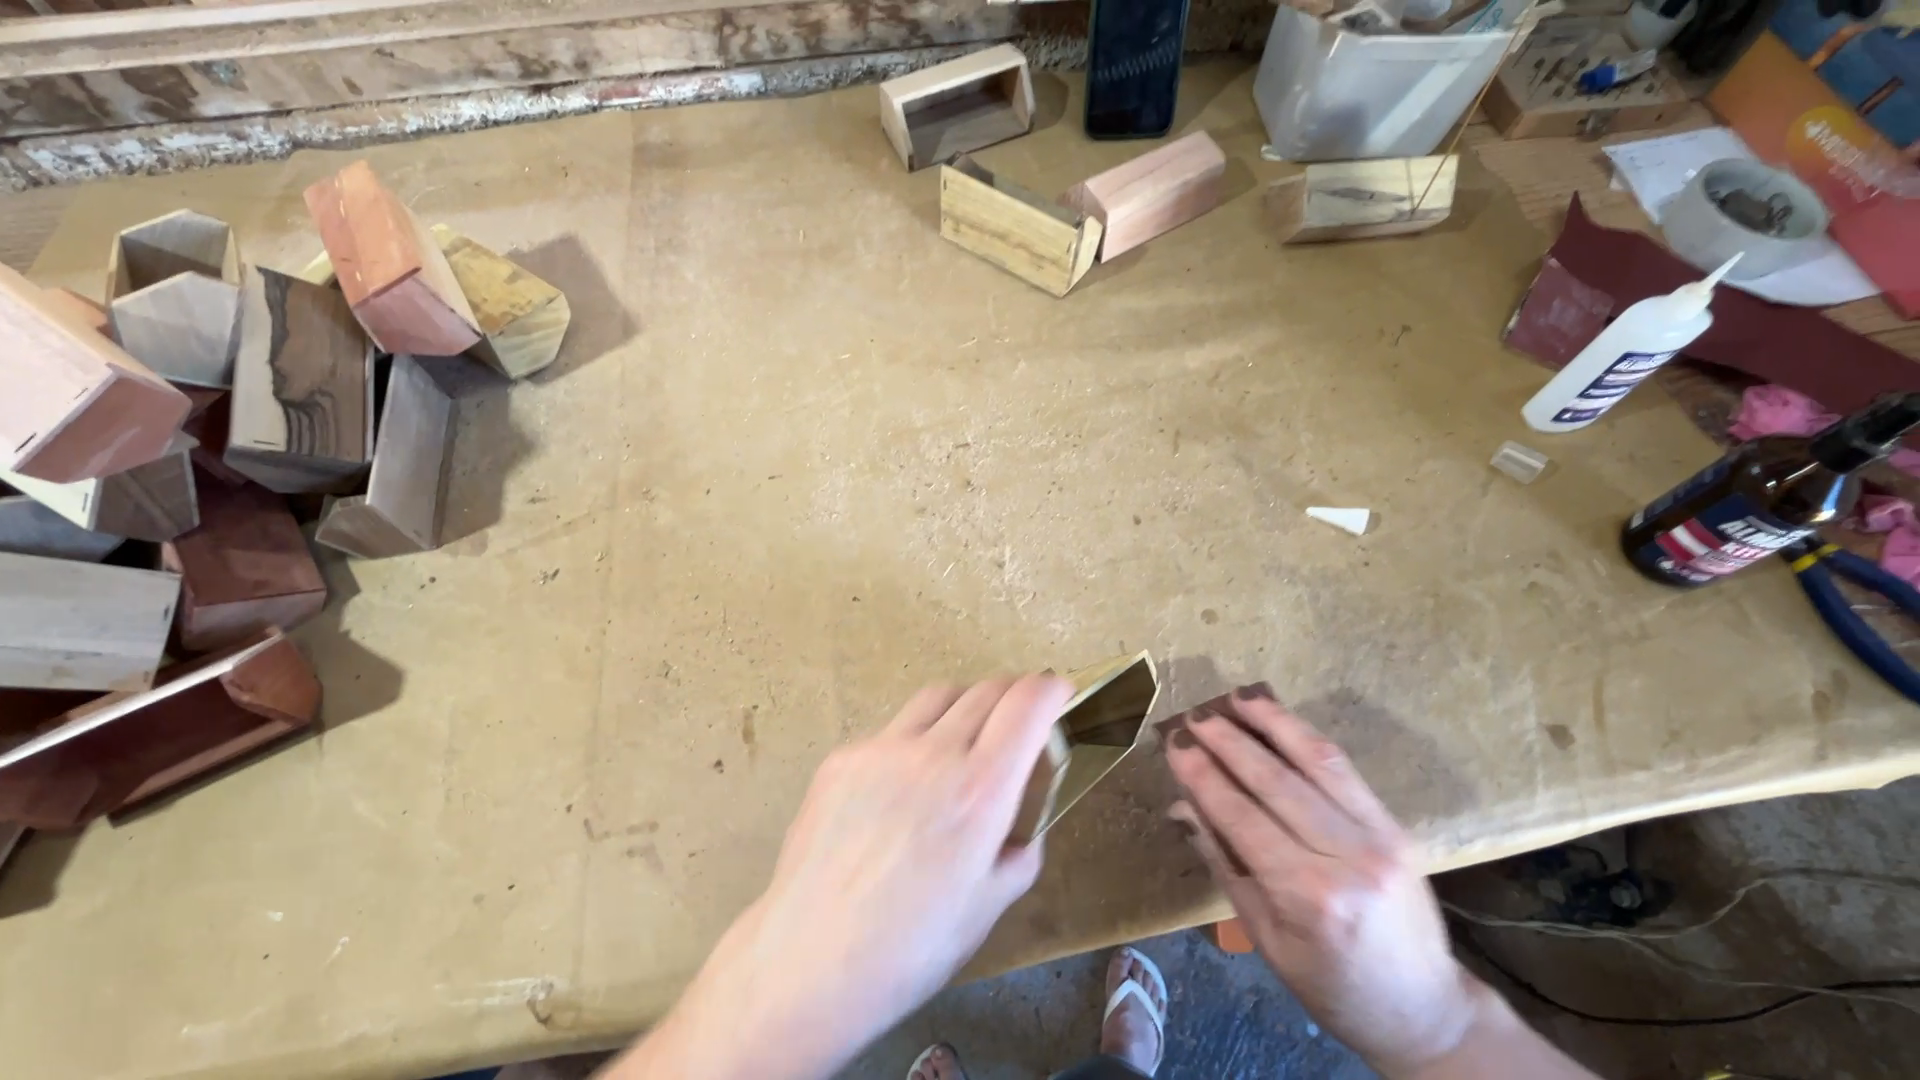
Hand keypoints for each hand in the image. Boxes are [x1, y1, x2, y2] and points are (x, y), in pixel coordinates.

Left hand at [608, 675, 1071, 1079]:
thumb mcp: (990, 906)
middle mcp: (933, 754)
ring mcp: (880, 750)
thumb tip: (1021, 826)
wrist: (812, 959)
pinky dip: (914, 741)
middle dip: (1014, 697)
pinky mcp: (841, 758)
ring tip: (963, 743)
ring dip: (965, 707)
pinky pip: (892, 731)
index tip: (1060, 695)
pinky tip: (902, 789)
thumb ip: (1020, 851)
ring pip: (938, 697)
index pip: (1027, 703)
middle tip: (1018, 724)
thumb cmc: (913, 947)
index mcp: (981, 789)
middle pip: (986, 689)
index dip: (1051, 689)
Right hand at [1162, 686, 1482, 1076]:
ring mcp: (1379, 836)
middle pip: (1275, 781)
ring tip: (1235, 696)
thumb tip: (1183, 805)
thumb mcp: (1263, 936)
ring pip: (1316, 761)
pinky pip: (1345, 770)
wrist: (1422, 1009)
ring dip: (1271, 722)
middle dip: (1227, 741)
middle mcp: (1346, 857)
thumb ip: (1224, 863)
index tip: (1173, 743)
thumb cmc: (1329, 985)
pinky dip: (1307, 738)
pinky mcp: (1396, 826)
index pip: (1240, 816)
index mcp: (1307, 896)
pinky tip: (1280, 719)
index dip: (1202, 774)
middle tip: (1193, 715)